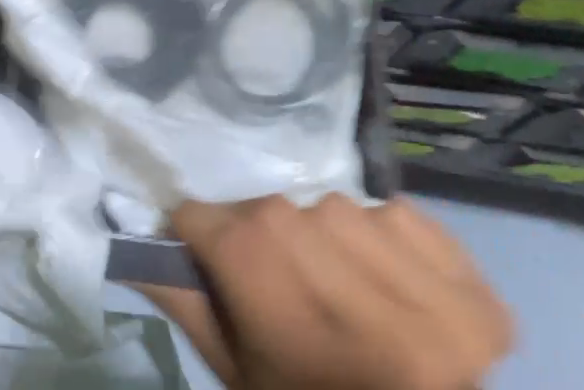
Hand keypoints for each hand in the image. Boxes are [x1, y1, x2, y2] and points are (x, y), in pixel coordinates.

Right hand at [137, 195, 512, 389]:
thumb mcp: (236, 371)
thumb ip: (181, 300)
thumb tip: (127, 244)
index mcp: (261, 261)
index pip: (198, 218)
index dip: (201, 248)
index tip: (221, 280)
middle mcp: (322, 228)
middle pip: (265, 214)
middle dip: (265, 249)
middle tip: (295, 308)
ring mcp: (396, 241)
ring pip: (329, 212)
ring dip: (329, 247)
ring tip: (354, 306)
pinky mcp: (457, 255)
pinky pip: (394, 221)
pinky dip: (390, 253)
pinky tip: (400, 301)